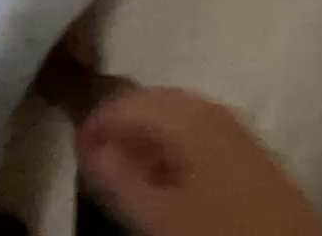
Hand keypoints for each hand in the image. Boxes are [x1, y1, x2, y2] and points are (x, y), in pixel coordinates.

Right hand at [77, 88, 321, 235]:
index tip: (74, 146)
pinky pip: (198, 131)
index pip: (128, 100)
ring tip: (124, 169)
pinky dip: (173, 146)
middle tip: (94, 156)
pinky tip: (165, 175)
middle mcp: (211, 106)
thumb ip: (118, 178)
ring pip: (177, 116)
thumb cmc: (218, 230)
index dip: (96, 121)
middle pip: (154, 101)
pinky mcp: (247, 146)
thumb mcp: (157, 214)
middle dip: (122, 124)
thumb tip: (90, 147)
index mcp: (187, 114)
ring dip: (148, 136)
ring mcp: (233, 123)